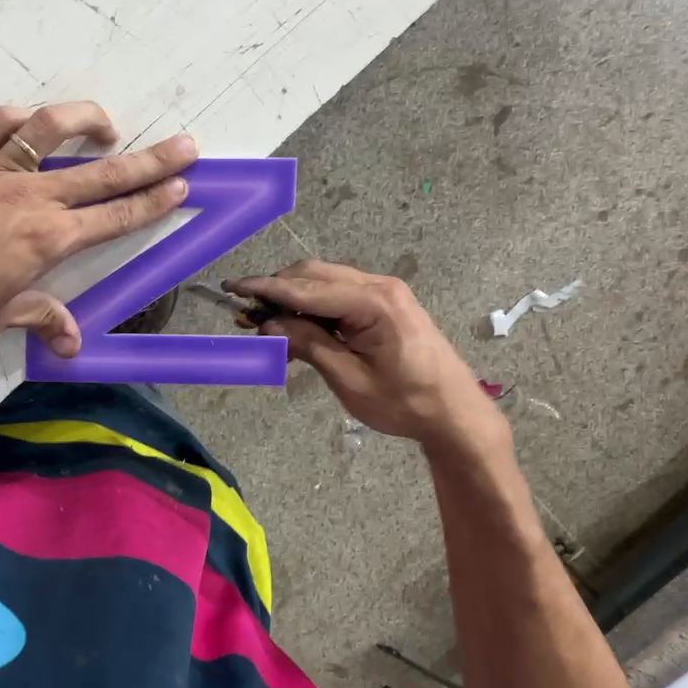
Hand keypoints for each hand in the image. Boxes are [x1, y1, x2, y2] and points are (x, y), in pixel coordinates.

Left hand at [0, 102, 196, 355]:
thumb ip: (41, 318)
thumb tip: (73, 344)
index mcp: (48, 239)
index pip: (115, 217)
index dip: (152, 202)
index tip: (182, 185)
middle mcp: (32, 196)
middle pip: (105, 173)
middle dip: (152, 160)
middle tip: (187, 145)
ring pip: (54, 131)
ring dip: (88, 121)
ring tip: (108, 127)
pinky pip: (1, 125)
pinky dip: (23, 119)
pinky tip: (33, 123)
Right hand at [226, 260, 489, 440]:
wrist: (455, 412)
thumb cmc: (405, 403)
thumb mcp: (350, 380)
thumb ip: (309, 345)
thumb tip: (270, 324)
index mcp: (374, 303)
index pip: (307, 288)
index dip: (266, 288)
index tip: (231, 288)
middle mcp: (379, 286)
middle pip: (313, 274)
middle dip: (276, 289)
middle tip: (245, 314)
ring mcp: (384, 291)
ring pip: (324, 281)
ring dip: (292, 297)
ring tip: (265, 323)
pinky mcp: (384, 303)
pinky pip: (338, 294)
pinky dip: (311, 305)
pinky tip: (295, 327)